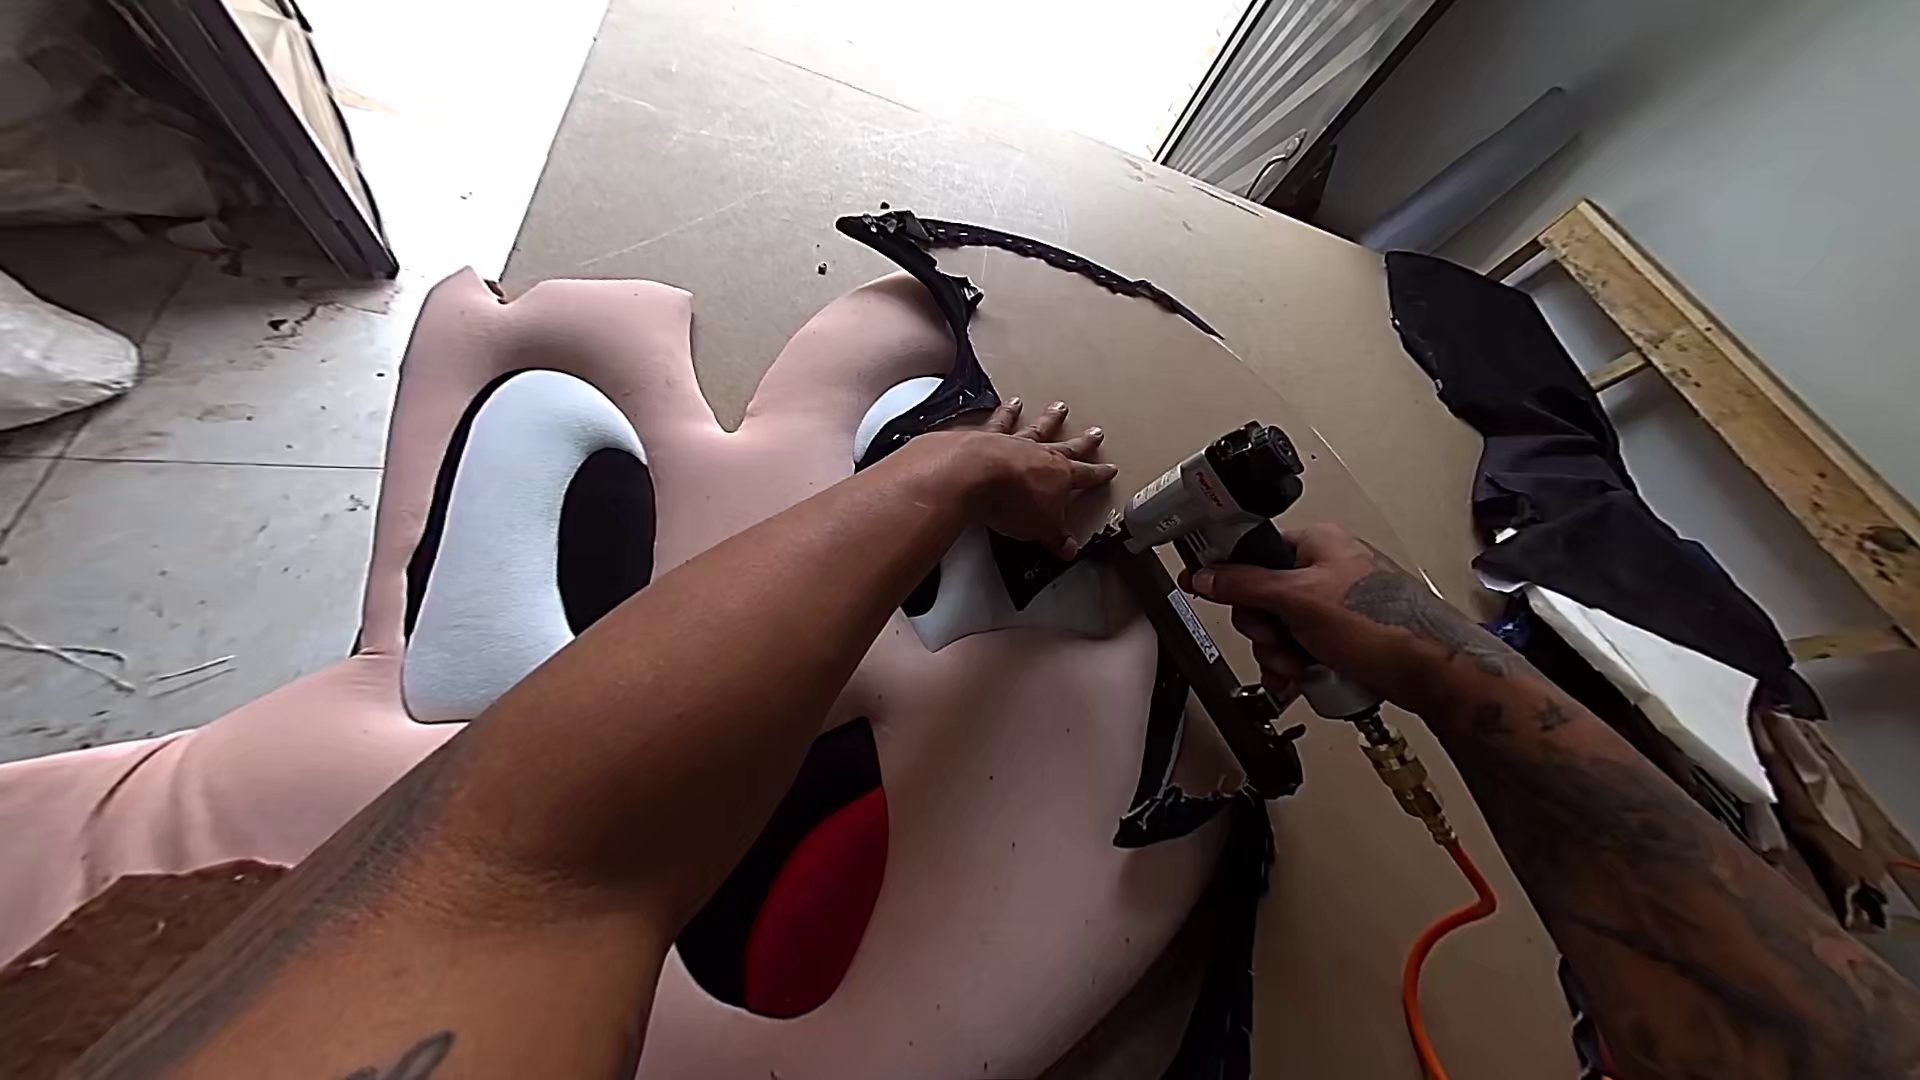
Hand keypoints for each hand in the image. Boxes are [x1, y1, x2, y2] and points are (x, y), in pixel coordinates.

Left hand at [916, 398, 1117, 557]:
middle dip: (1084, 442)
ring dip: (1050, 418)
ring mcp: (1015, 442)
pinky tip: (1009, 402)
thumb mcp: (1040, 529)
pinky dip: (1006, 411)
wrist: (973, 477)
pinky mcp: (988, 437)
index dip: (1099, 474)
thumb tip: (1069, 549)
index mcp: (1059, 476)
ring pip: (1038, 427)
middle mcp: (1040, 454)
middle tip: (1096, 431)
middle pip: (1068, 446)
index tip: (1109, 469)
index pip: (1086, 476)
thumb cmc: (1010, 502)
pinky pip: (1001, 421)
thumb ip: (1055, 538)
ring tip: (1059, 407)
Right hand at [1181, 523, 1521, 712]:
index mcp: (1314, 544)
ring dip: (1278, 653)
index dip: (1230, 577)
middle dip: (1263, 630)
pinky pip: (1294, 647)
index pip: (1250, 553)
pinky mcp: (1336, 635)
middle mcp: (1320, 570)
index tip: (1209, 593)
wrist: (1438, 676)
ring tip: (1299, 665)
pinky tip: (1301, 677)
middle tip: (1278, 640)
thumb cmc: (1383, 624)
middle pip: (1257, 597)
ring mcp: (1328, 605)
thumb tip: (1202, 575)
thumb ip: (1243, 584)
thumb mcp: (1299, 599)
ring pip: (1274, 628)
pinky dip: (1292, 665)